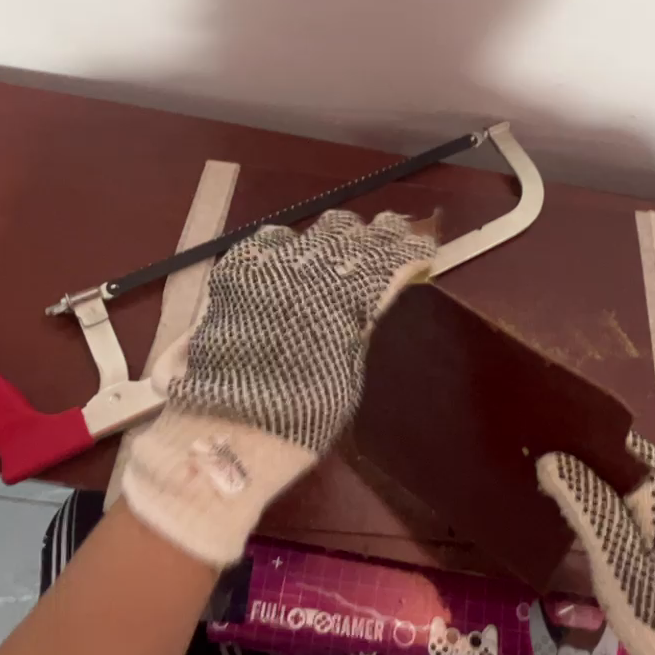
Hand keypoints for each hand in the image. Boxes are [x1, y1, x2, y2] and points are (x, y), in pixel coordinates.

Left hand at [119, 210, 434, 566]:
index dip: (411, 248)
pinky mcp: (236, 270)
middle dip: (376, 235)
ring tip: (340, 242)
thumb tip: (371, 300)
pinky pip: (268, 241)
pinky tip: (288, 255)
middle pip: (355, 235)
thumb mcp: (350, 370)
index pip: (392, 256)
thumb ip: (360, 325)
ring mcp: (272, 263)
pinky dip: (284, 246)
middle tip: (388, 236)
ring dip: (333, 236)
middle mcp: (315, 267)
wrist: (231, 424)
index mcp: (351, 295)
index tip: (423, 245)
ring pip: (315, 230)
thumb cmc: (303, 413)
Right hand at [538, 434, 654, 654]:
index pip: (618, 439)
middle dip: (581, 457)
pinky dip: (604, 503)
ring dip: (590, 481)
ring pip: (625, 482)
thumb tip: (551, 458)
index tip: (542, 435)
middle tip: (535, 461)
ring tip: (548, 485)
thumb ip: (585, 502)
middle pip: (620, 459)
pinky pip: (631, 504)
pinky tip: (577, 517)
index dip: (581, 434)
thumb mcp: (614, 554)